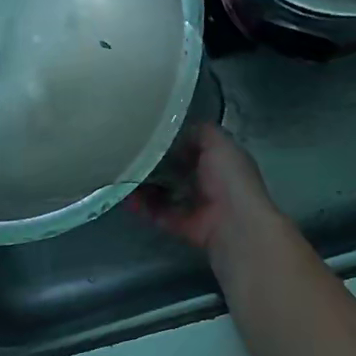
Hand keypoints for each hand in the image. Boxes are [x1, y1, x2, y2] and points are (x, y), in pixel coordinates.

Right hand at [127, 124, 282, 254]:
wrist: (233, 223)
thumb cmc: (228, 178)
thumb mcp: (218, 142)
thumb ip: (200, 131)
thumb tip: (177, 130)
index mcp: (220, 160)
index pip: (193, 146)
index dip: (173, 139)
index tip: (149, 131)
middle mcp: (207, 182)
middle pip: (175, 169)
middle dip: (154, 162)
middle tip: (130, 153)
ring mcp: (193, 205)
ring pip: (163, 191)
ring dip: (144, 185)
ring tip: (122, 174)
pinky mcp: (180, 224)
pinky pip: (157, 213)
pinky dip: (142, 206)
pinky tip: (126, 196)